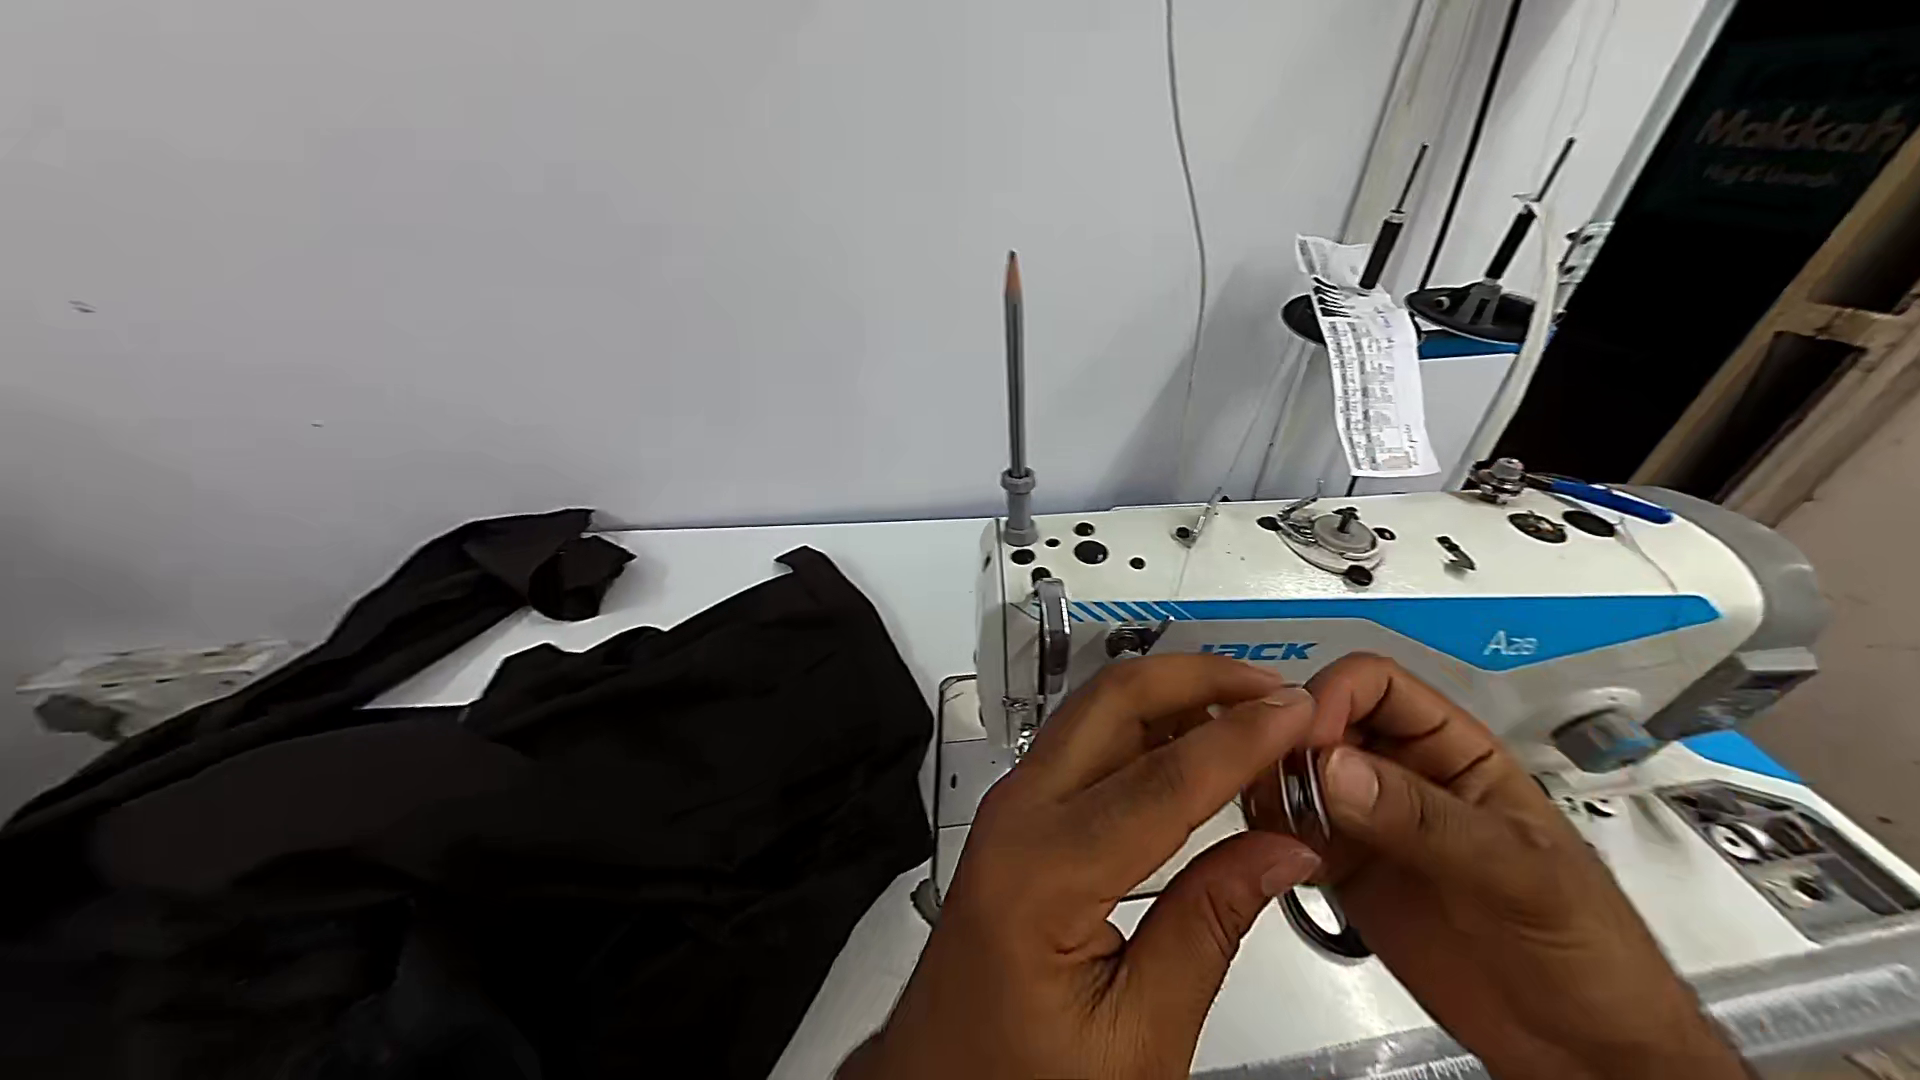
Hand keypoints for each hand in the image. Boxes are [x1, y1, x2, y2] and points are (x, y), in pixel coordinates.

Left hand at [840, 656, 1325, 1079]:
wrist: (941, 1070)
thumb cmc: (1022, 1072)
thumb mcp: (1134, 1035)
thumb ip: (1209, 927)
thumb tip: (1283, 848)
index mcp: (1043, 873)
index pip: (1159, 782)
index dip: (1239, 740)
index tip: (1300, 714)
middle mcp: (1018, 813)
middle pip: (1111, 703)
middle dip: (1195, 677)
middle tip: (1272, 689)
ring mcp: (1013, 801)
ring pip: (1096, 707)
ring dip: (1172, 691)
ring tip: (1248, 707)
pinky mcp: (1019, 807)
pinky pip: (1086, 738)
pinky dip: (1145, 720)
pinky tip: (1193, 737)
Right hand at [1249, 654, 1746, 1079]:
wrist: (1579, 1055)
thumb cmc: (1589, 955)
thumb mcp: (1521, 878)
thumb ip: (1426, 819)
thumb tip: (1335, 765)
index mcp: (1450, 748)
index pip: (1373, 684)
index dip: (1332, 697)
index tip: (1307, 741)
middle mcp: (1396, 770)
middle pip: (1316, 720)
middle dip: (1286, 744)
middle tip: (1276, 788)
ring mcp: (1362, 815)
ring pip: (1289, 769)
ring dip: (1271, 790)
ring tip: (1285, 830)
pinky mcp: (1338, 859)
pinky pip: (1283, 824)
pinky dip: (1269, 834)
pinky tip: (1286, 861)